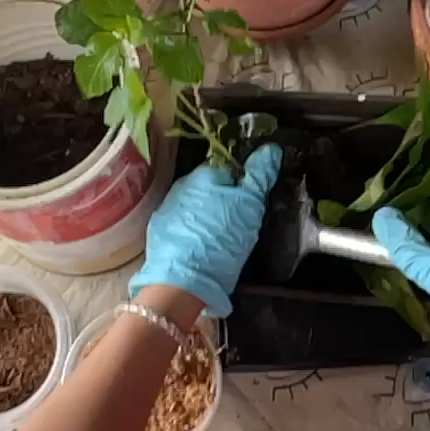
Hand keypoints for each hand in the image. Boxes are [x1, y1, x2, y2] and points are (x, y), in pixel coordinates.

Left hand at [128, 145, 280, 317]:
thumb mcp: (250, 207)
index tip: (251, 201)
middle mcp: (182, 184)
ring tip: (219, 237)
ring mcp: (167, 207)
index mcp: (205, 173)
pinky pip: (182, 223)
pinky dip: (192, 230)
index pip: (228, 167)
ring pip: (195, 204)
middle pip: (210, 185)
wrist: (184, 281)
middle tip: (238, 221)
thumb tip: (271, 148)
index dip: (243, 182)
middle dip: (223, 198)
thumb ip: (259, 176)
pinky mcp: (158, 230)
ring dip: (207, 214)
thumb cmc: (223, 240)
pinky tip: (200, 246)